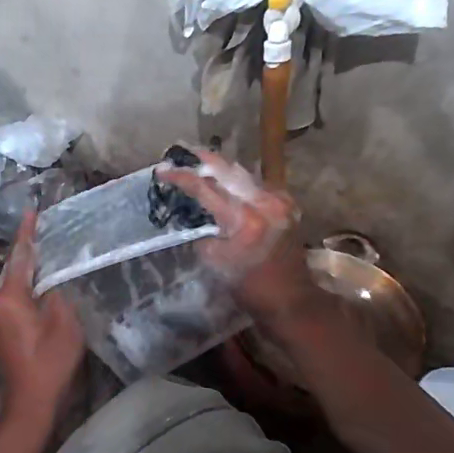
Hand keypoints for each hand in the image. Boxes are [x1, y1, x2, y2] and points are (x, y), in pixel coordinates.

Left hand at [0, 212, 85, 426]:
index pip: (20, 256)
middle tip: (44, 226)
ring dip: (27, 265)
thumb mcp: (64, 322)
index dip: (27, 233)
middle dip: (28, 247)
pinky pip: (12, 293)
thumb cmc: (50, 361)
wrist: (30, 400)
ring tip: (45, 246)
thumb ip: (57, 290)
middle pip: (13, 266)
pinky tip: (40, 277)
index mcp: (9, 297)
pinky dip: (24, 282)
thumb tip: (53, 273)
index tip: (31, 211)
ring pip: (12, 280)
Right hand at [154, 149, 314, 318]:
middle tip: (183, 152)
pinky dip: (240, 182)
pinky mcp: (286, 206)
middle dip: (203, 160)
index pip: (206, 188)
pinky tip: (227, 182)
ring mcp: (279, 201)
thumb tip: (201, 219)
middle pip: (228, 171)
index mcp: (244, 218)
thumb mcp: (215, 262)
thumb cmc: (250, 287)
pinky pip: (258, 186)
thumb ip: (204, 234)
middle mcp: (264, 202)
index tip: (162, 171)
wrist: (291, 301)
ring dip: (222, 169)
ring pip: (244, 175)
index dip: (181, 177)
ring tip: (201, 162)